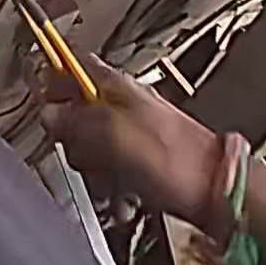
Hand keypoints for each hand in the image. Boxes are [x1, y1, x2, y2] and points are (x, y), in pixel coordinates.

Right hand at [40, 57, 223, 224]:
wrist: (219, 193)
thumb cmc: (170, 157)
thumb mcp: (112, 133)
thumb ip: (75, 120)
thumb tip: (46, 114)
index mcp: (113, 85)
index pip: (72, 65)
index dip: (54, 81)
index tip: (47, 105)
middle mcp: (118, 103)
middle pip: (74, 111)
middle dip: (73, 139)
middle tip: (84, 155)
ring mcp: (129, 132)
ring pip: (89, 144)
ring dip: (92, 168)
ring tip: (107, 184)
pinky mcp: (139, 160)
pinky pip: (109, 168)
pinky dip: (110, 184)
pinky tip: (120, 199)